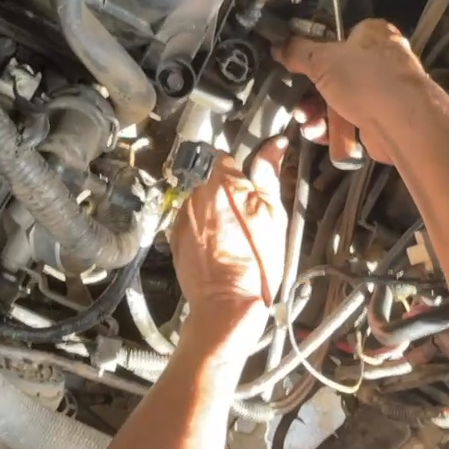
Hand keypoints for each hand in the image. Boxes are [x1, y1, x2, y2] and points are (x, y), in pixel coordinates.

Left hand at [169, 137, 289, 324]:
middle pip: (213, 183)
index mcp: (222, 184)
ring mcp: (182, 217)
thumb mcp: (273, 216)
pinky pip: (190, 223)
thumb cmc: (256, 262)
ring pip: (201, 204)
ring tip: (231, 239)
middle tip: (246, 221)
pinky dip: (201, 230)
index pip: (228, 160)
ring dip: (213, 213)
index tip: (251, 188)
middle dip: (228, 196)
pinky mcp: (174, 237)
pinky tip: (217, 248)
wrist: (227, 303)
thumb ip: (269, 176)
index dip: (241, 173)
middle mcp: (196, 195)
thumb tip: (274, 145)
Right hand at [275, 20, 431, 164]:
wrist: (400, 122)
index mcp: (373, 35)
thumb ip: (297, 51)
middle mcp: (379, 61)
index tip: (295, 63)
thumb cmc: (365, 78)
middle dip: (309, 91)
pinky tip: (317, 133)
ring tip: (305, 120)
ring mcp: (380, 93)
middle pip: (333, 74)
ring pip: (337, 101)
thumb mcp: (322, 59)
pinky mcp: (377, 121)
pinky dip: (330, 129)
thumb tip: (276, 44)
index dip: (315, 50)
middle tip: (294, 100)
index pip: (339, 36)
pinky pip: (346, 123)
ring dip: (316, 112)